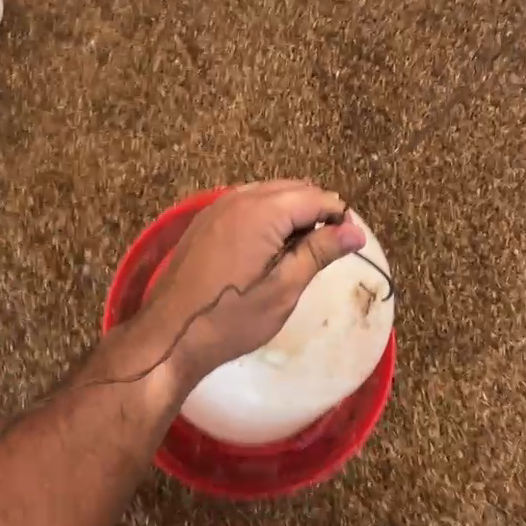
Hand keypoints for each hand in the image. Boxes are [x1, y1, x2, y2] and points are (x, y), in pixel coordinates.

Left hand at [136, 181, 365, 384]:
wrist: (169, 336)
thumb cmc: (232, 318)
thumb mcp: (284, 288)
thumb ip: (319, 252)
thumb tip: (356, 231)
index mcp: (261, 210)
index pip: (314, 197)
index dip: (338, 216)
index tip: (350, 244)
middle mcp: (238, 197)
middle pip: (292, 189)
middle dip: (316, 211)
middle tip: (328, 249)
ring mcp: (217, 206)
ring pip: (269, 194)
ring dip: (292, 212)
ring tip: (302, 251)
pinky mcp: (206, 221)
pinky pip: (247, 204)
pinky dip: (267, 216)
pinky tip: (270, 247)